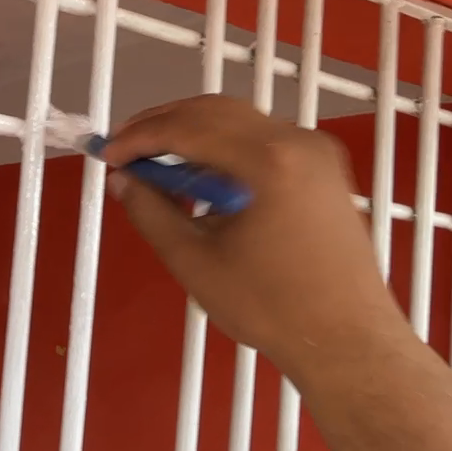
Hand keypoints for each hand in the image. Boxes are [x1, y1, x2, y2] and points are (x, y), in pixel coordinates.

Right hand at [101, 94, 412, 383]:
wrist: (346, 338)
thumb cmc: (268, 305)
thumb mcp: (193, 259)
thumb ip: (151, 211)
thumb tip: (122, 180)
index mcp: (268, 161)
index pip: (188, 129)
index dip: (138, 138)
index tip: (105, 155)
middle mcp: (297, 142)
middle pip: (214, 112)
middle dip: (160, 124)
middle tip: (120, 148)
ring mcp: (315, 153)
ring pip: (237, 121)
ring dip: (188, 133)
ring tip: (149, 161)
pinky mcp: (320, 170)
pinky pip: (258, 140)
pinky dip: (218, 148)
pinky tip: (192, 176)